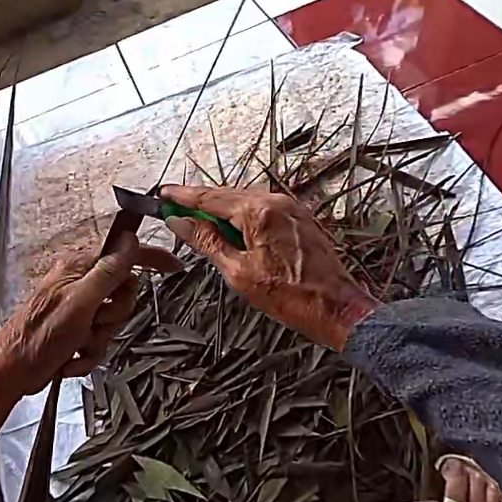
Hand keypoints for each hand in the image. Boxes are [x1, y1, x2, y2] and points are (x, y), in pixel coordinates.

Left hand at [0, 240, 181, 402]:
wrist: (9, 373)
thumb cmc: (38, 337)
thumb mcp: (80, 302)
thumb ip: (108, 272)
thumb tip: (130, 239)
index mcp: (79, 268)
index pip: (124, 254)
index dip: (150, 259)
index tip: (173, 266)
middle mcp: (79, 284)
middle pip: (124, 294)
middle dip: (114, 316)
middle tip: (94, 324)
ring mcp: (77, 308)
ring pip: (113, 321)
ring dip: (99, 340)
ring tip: (77, 344)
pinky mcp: (74, 331)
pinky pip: (100, 341)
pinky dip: (88, 355)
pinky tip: (70, 359)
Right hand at [160, 185, 377, 350]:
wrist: (336, 308)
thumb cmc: (291, 296)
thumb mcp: (238, 272)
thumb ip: (207, 241)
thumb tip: (180, 223)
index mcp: (258, 213)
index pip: (210, 199)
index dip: (183, 196)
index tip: (164, 194)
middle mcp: (276, 202)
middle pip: (227, 194)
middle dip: (199, 201)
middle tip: (175, 208)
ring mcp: (290, 207)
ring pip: (245, 199)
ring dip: (220, 208)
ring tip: (199, 221)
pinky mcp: (298, 217)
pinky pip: (262, 206)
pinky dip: (242, 213)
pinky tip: (231, 227)